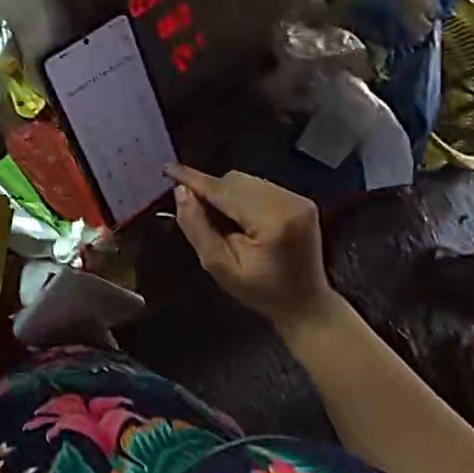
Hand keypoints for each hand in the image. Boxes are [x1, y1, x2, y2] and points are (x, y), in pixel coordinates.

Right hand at [167, 164, 339, 326]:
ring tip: (220, 222)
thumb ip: (197, 228)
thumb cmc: (261, 292)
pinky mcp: (300, 200)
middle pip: (235, 180)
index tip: (168, 169)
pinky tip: (238, 220)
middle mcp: (289, 202)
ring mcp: (298, 199)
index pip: (224, 191)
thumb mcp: (219, 267)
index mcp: (273, 221)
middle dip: (211, 191)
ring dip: (225, 193)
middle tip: (196, 213)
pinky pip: (258, 186)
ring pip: (246, 180)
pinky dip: (241, 196)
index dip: (194, 179)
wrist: (305, 303)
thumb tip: (180, 192)